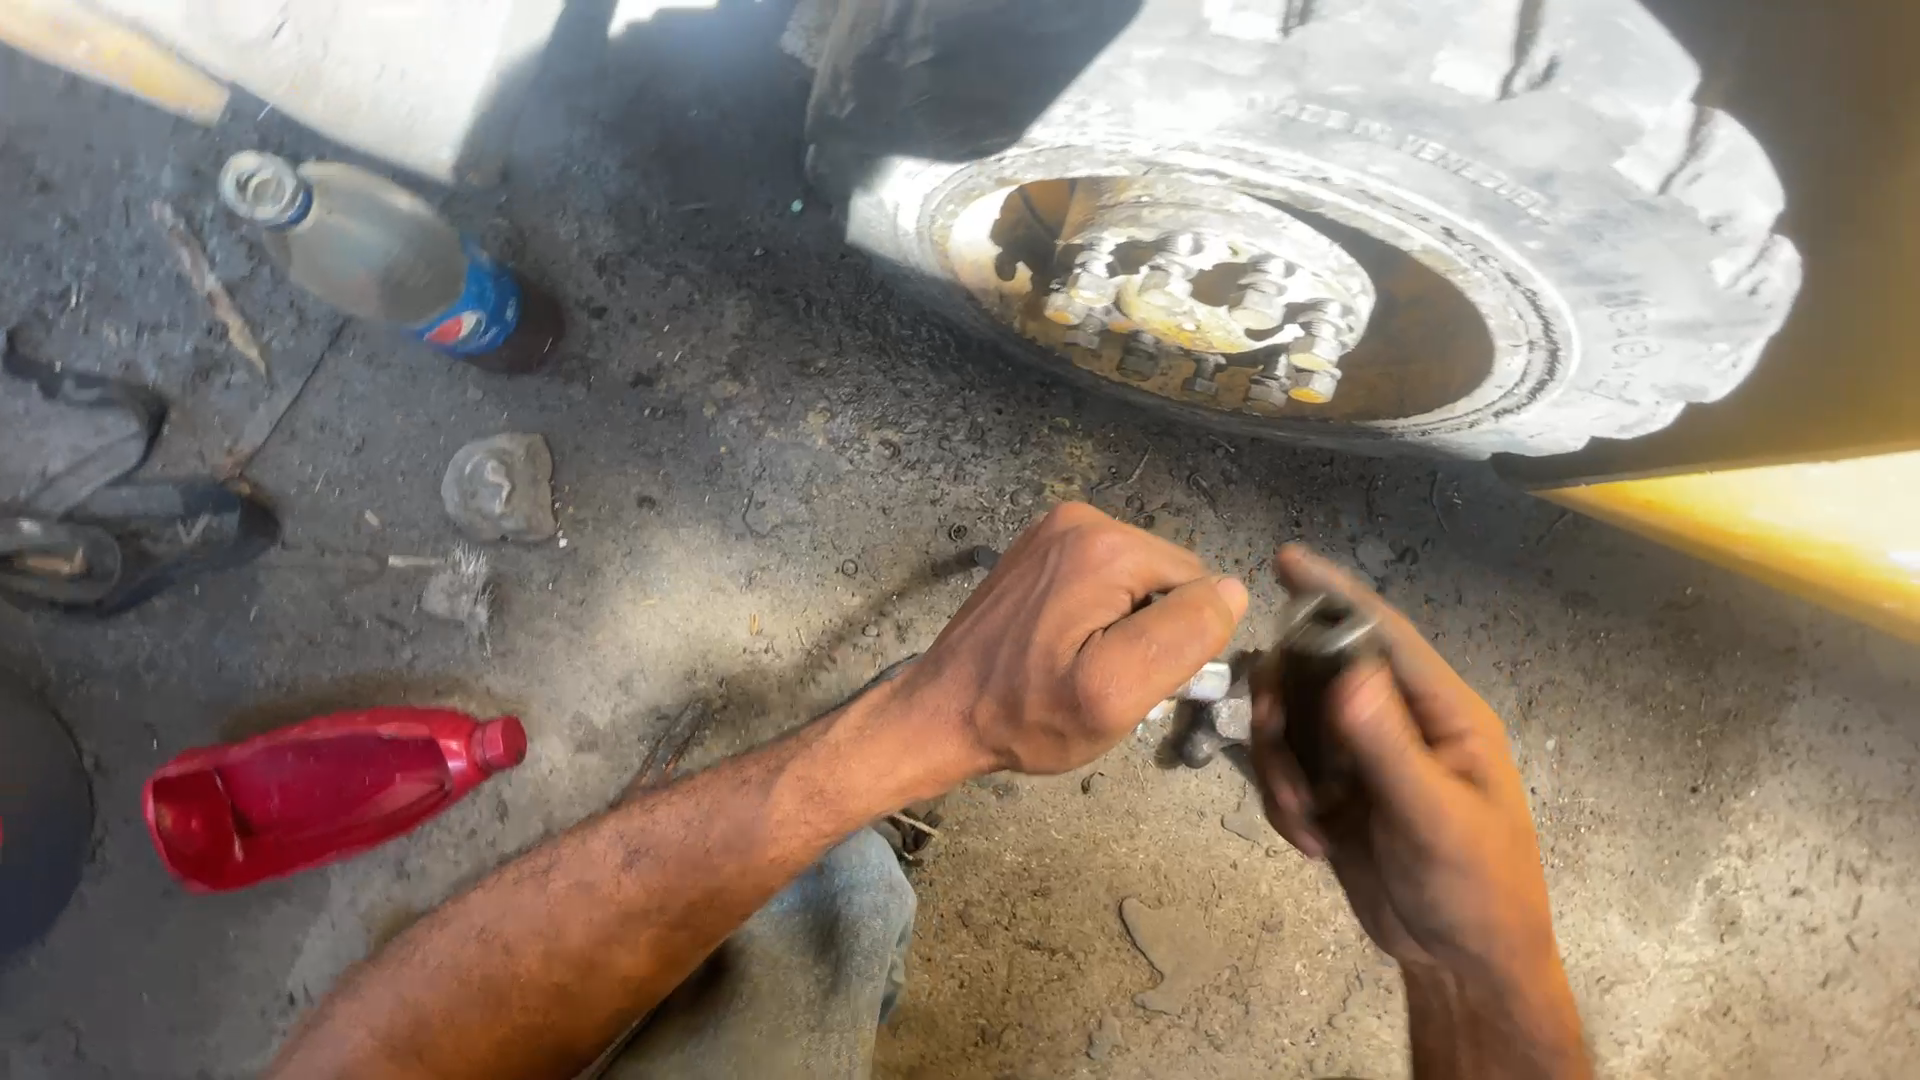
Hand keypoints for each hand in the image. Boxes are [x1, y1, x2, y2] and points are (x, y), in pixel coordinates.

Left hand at [896, 502, 1246, 776]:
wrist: (941, 712)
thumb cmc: (1026, 713)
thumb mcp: (1115, 692)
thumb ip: (1181, 636)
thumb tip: (1231, 591)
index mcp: (1105, 545)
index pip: (1197, 585)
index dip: (1178, 640)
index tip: (1132, 676)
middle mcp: (1080, 520)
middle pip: (1165, 577)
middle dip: (1152, 628)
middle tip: (1106, 676)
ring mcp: (1052, 531)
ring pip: (1135, 579)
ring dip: (1124, 624)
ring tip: (1081, 664)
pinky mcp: (1036, 550)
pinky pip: (1100, 577)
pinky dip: (1096, 613)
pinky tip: (1063, 646)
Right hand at [1251, 545, 1563, 996]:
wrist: (1458, 962)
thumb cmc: (1475, 887)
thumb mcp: (1436, 817)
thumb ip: (1389, 744)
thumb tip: (1345, 670)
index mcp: (1438, 710)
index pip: (1380, 632)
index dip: (1333, 592)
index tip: (1285, 558)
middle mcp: (1393, 718)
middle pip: (1313, 672)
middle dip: (1283, 706)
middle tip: (1271, 738)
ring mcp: (1356, 752)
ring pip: (1286, 722)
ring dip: (1278, 767)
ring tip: (1302, 817)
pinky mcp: (1328, 785)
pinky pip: (1279, 767)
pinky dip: (1280, 800)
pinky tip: (1309, 839)